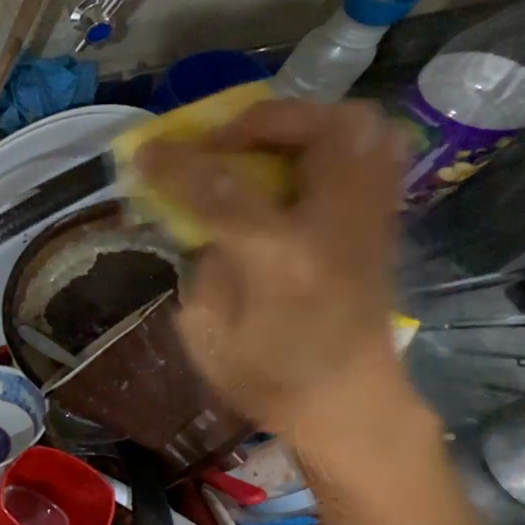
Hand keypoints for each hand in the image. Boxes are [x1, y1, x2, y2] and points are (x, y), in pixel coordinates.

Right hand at [135, 99, 410, 434]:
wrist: (348, 403)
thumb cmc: (267, 378)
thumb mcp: (207, 331)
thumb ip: (204, 266)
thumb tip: (205, 225)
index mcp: (281, 257)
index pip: (222, 187)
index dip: (177, 164)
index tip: (143, 153)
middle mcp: (336, 223)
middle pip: (321, 130)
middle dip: (263, 121)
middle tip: (220, 142)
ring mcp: (369, 218)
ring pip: (360, 129)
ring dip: (304, 123)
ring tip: (258, 145)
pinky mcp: (381, 222)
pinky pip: (371, 153)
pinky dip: (329, 143)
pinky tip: (291, 168)